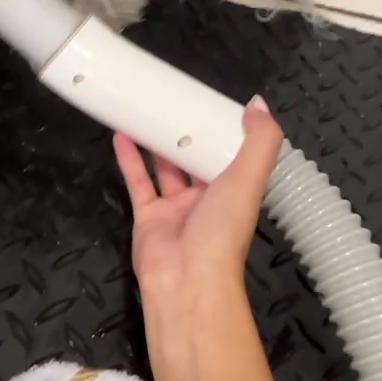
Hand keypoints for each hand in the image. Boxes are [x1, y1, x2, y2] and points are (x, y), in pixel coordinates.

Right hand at [113, 97, 284, 304]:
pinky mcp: (148, 216)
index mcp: (236, 190)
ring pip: (166, 168)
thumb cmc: (223, 228)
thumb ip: (260, 141)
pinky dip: (129, 158)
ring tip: (146, 110)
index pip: (233, 155)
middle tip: (174, 101)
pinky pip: (138, 182)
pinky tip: (121, 133)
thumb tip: (258, 103)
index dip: (224, 130)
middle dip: (188, 134)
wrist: (187, 279)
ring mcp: (176, 208)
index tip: (214, 102)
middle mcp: (208, 198)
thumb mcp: (249, 179)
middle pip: (196, 160)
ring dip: (157, 142)